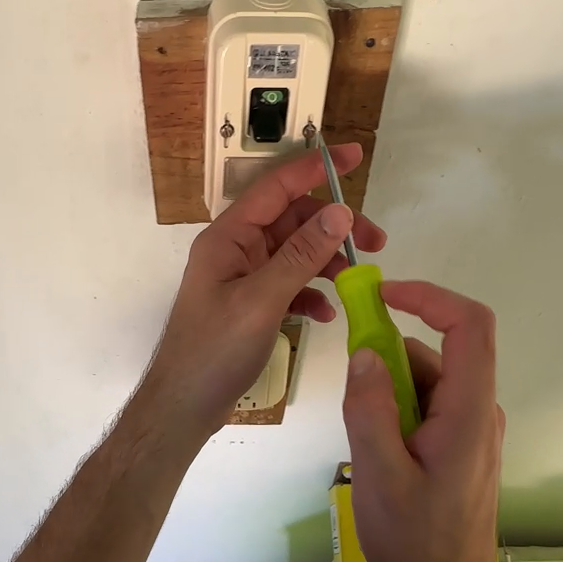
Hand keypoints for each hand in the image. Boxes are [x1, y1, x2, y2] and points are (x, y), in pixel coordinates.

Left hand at [140, 144, 386, 433]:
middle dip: (334, 227)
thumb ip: (301, 255)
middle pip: (292, 221)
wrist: (185, 404)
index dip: (317, 169)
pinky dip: (310, 294)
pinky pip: (288, 286)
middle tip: (377, 242)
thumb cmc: (215, 350)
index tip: (357, 157)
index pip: (276, 188)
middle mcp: (235, 250)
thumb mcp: (262, 300)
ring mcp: (242, 279)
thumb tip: (340, 213)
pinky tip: (326, 313)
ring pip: (294, 254)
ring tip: (357, 280)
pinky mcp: (250, 306)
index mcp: (228, 237)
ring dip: (327, 262)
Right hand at [341, 282, 505, 561]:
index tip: (381, 294)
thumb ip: (369, 409)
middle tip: (350, 395)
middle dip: (388, 360)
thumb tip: (365, 352)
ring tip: (364, 445)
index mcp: (468, 412)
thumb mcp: (379, 474)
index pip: (468, 326)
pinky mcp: (461, 451)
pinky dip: (397, 415)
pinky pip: (428, 411)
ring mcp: (472, 433)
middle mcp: (478, 413)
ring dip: (389, 394)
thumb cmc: (415, 540)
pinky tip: (378, 456)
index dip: (429, 296)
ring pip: (427, 385)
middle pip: (437, 356)